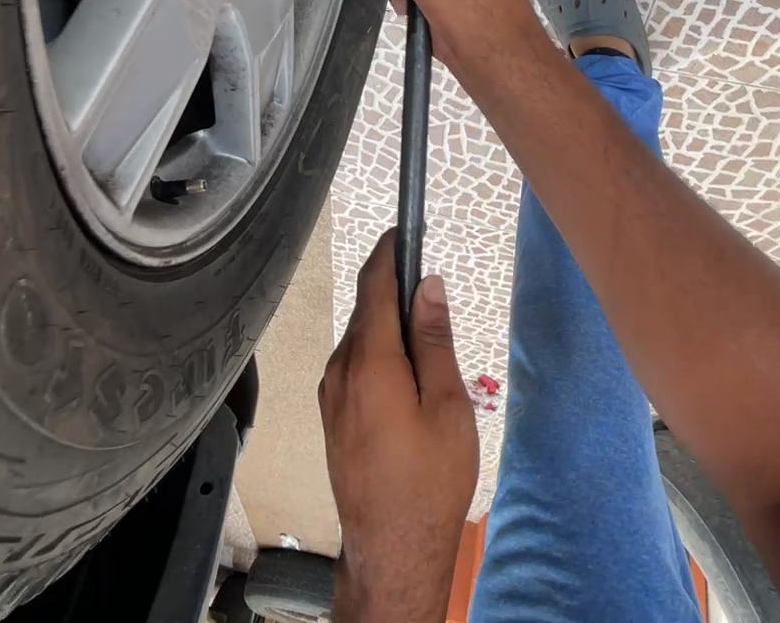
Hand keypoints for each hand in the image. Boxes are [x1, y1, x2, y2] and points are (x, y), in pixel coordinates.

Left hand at [320, 230, 477, 622]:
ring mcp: (331, 393)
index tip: (407, 230)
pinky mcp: (332, 413)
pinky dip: (379, 349)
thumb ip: (435, 340)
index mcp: (370, 362)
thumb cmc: (431, 479)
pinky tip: (406, 371)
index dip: (390, 251)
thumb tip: (428, 285)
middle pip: (367, 309)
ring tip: (428, 339)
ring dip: (389, 323)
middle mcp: (340, 370)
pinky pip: (355, 363)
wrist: (392, 549)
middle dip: (396, 289)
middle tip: (433, 290)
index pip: (374, 285)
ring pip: (361, 337)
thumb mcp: (448, 405)